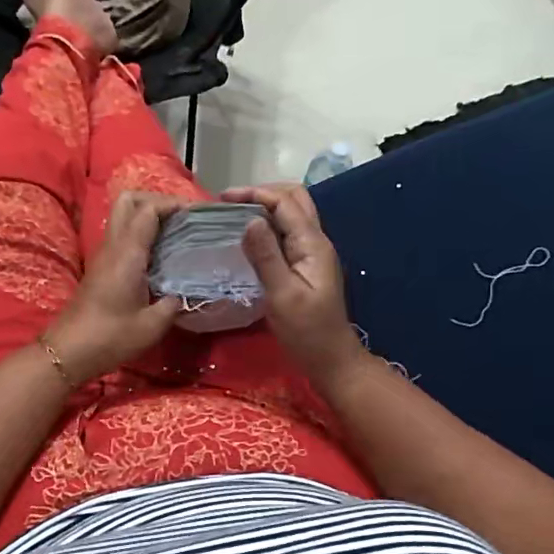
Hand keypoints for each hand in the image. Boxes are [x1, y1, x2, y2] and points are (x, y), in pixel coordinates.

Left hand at [44, 192, 183, 384]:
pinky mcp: (100, 267)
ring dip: (148, 216)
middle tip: (182, 218)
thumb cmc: (111, 338)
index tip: (197, 213)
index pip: (149, 209)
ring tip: (175, 234)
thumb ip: (174, 303)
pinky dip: (141, 234)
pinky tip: (160, 255)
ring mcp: (103, 255)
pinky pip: (122, 236)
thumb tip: (185, 292)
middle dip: (157, 201)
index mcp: (127, 253)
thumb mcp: (152, 325)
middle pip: (129, 200)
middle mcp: (113, 246)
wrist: (69, 352)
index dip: (173, 204)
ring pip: (123, 216)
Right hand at [224, 182, 367, 381]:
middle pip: (294, 200)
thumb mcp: (282, 295)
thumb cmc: (306, 331)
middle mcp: (316, 242)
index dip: (254, 194)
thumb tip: (250, 220)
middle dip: (262, 194)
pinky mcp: (305, 266)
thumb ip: (266, 256)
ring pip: (291, 216)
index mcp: (312, 244)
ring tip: (234, 216)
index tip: (222, 199)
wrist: (331, 359)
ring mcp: (312, 254)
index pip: (285, 203)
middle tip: (229, 204)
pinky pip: (286, 234)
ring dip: (265, 208)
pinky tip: (248, 239)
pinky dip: (267, 227)